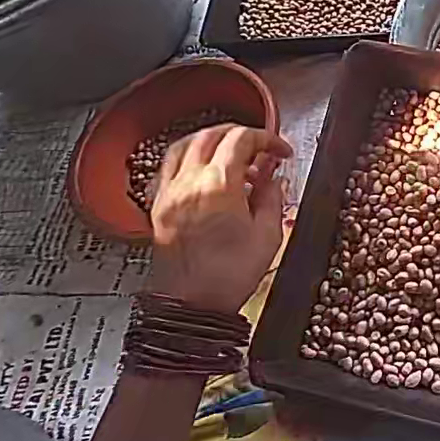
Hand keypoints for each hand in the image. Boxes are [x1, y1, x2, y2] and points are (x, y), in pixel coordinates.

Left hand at [146, 124, 292, 314]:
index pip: (241, 140)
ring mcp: (170, 191)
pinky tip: (204, 170)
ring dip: (212, 140)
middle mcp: (189, 182)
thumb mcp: (267, 236)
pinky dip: (190, 157)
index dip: (266, 138)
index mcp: (219, 186)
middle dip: (240, 135)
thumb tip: (273, 177)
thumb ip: (272, 197)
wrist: (191, 306)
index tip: (280, 150)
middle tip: (260, 148)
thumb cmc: (227, 277)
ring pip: (186, 143)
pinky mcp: (159, 204)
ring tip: (232, 153)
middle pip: (212, 134)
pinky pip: (170, 165)